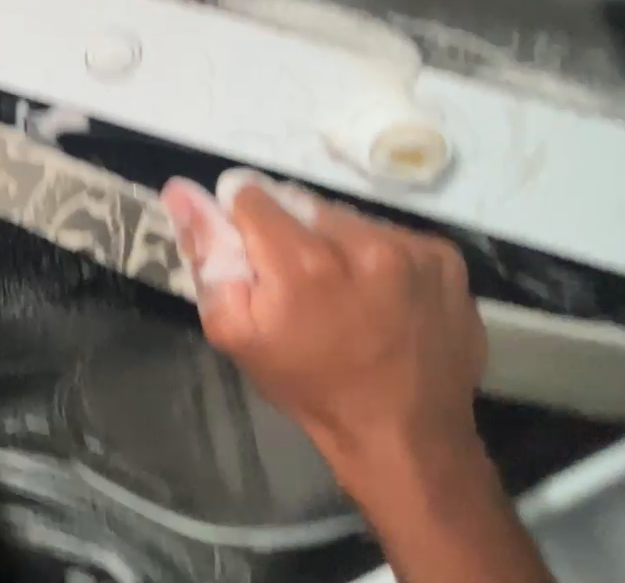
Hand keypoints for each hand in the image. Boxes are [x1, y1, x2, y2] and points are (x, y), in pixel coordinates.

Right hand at [160, 171, 487, 477]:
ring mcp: (411, 249)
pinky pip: (387, 231)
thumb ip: (205, 252)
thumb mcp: (232, 328)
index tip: (246, 250)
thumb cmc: (306, 382)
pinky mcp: (445, 259)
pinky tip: (373, 289)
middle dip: (284, 229)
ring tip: (334, 285)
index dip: (239, 219)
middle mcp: (361, 242)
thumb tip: (179, 190)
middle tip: (290, 277)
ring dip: (328, 237)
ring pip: (341, 215)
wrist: (405, 434)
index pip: (250, 195)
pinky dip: (371, 251)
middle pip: (297, 202)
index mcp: (302, 260)